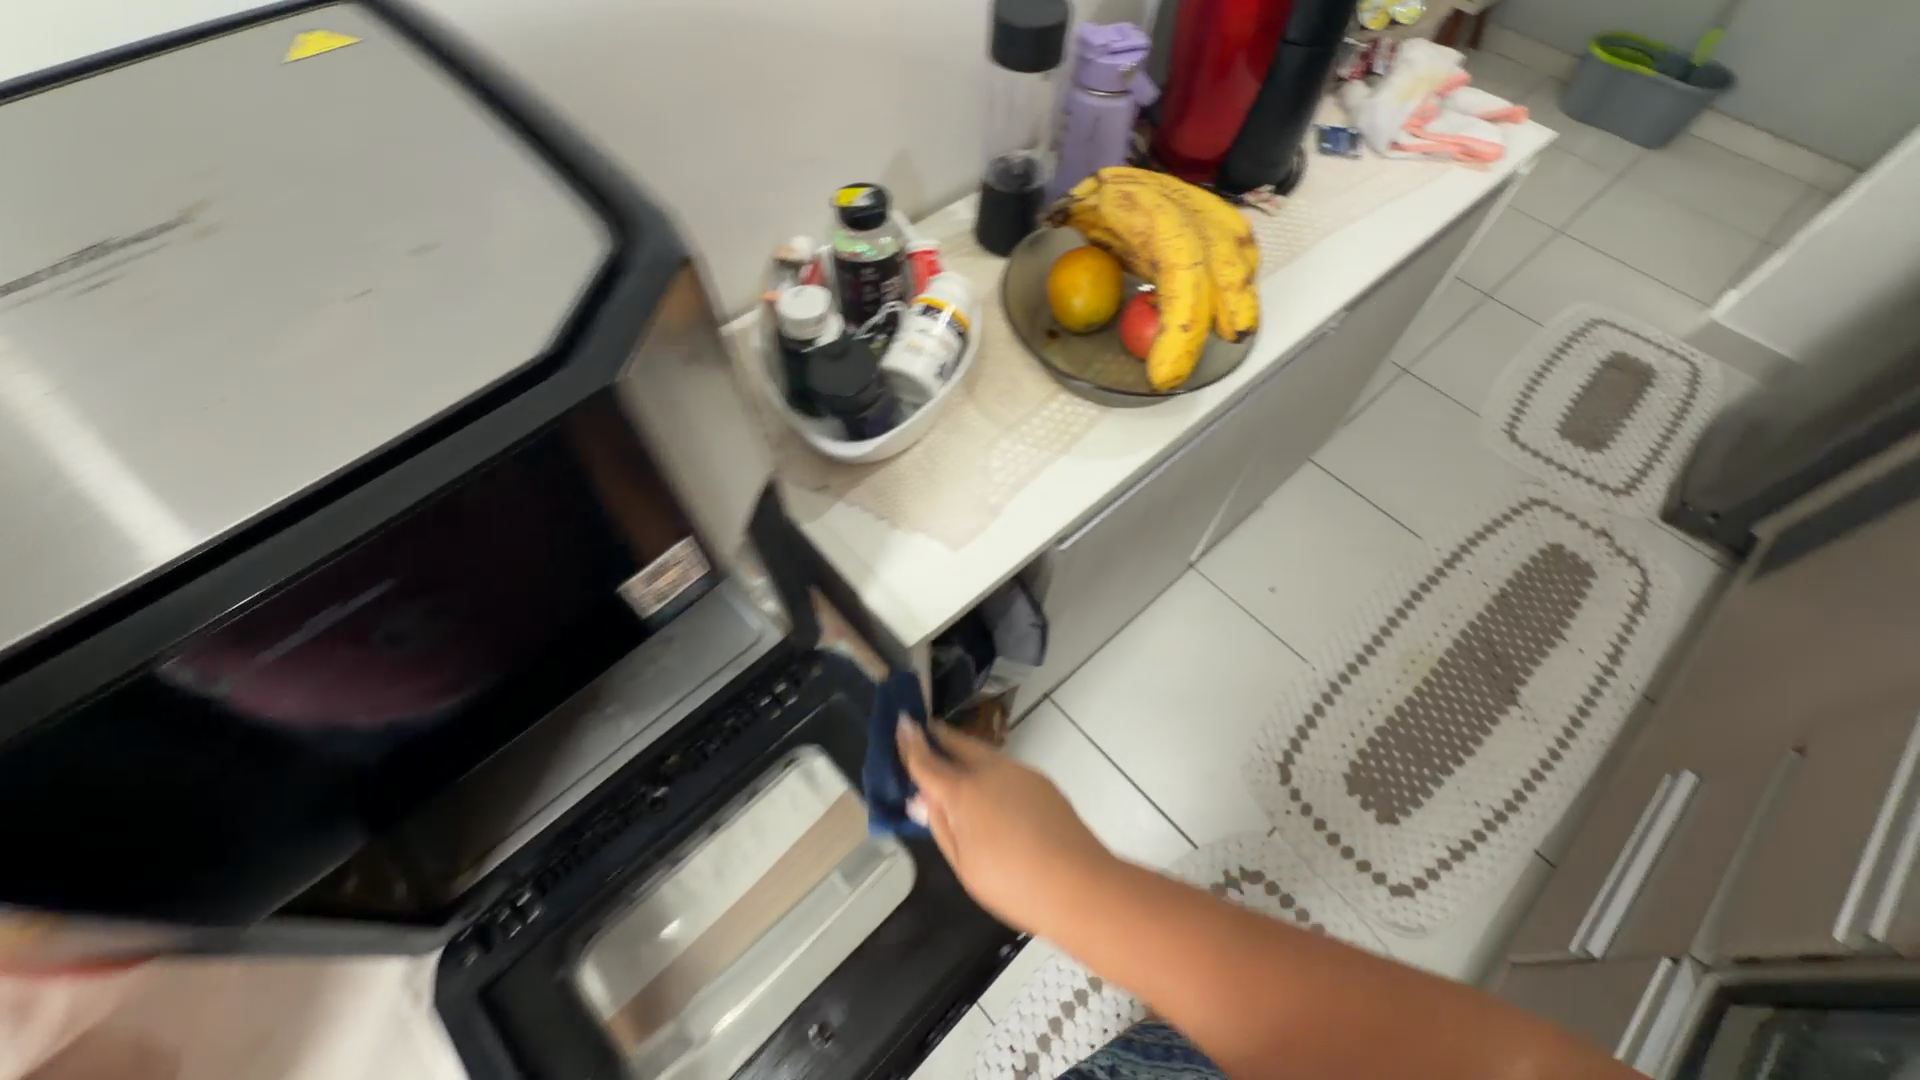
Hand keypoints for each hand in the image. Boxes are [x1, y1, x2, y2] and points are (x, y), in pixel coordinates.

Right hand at [896, 718, 1117, 934]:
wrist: (1079, 884)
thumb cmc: (1012, 884)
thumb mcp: (964, 864)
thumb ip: (942, 825)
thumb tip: (923, 798)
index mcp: (963, 792)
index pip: (927, 761)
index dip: (911, 743)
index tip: (902, 722)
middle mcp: (990, 772)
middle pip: (958, 745)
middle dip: (940, 735)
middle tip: (925, 729)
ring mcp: (1019, 773)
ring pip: (984, 754)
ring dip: (965, 751)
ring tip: (953, 757)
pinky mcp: (1041, 781)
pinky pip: (1005, 767)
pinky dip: (988, 769)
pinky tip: (989, 787)